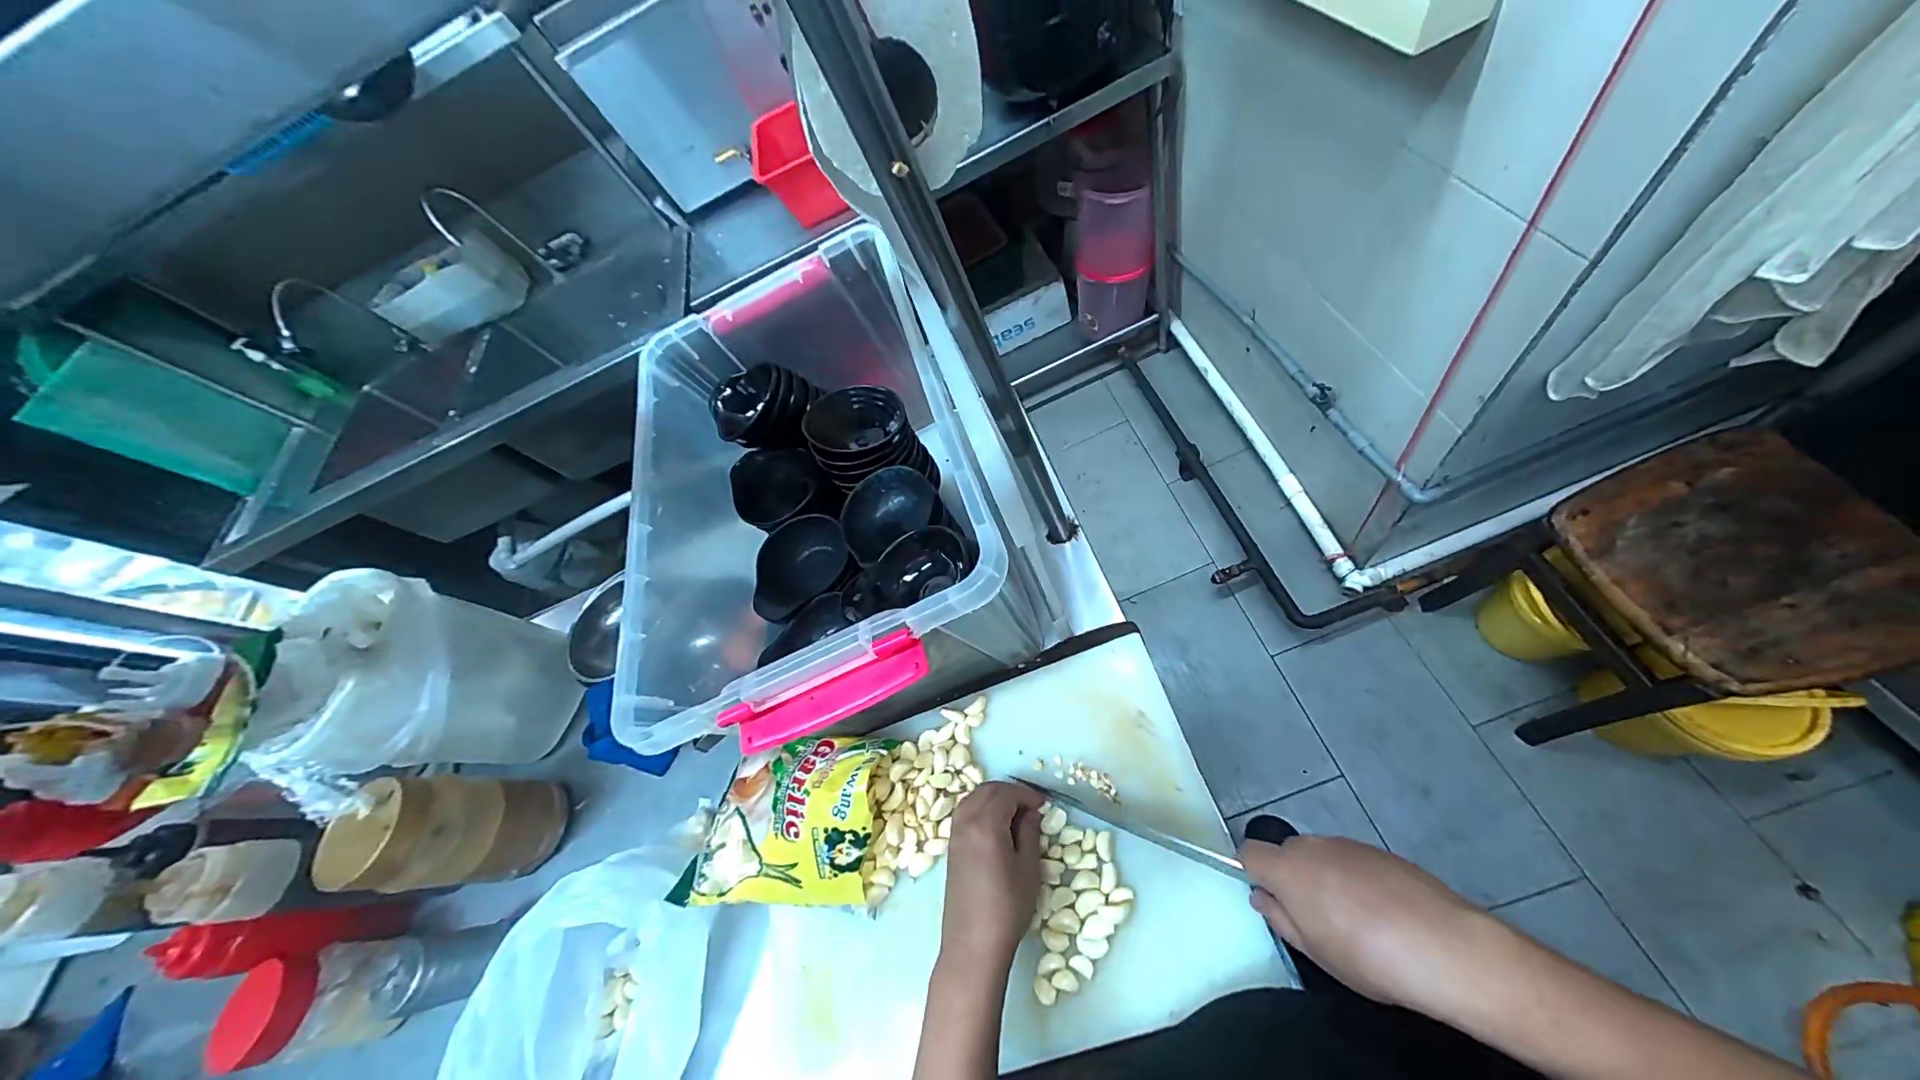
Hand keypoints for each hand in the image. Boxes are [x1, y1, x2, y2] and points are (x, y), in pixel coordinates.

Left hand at [938, 781, 1045, 976]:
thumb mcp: (1028, 868)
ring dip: (994, 798)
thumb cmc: (1007, 907)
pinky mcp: (951, 848)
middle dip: (1010, 792)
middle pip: (987, 791)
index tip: (1044, 805)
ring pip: (973, 799)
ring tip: (1016, 814)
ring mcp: (954, 834)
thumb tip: (1031, 813)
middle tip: (1032, 806)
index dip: (1027, 794)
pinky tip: (997, 826)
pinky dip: (981, 809)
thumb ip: (1029, 833)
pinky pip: (965, 813)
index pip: (1006, 793)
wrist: (973, 944)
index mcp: (985, 824)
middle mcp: (965, 822)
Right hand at [1239, 834, 1490, 1011]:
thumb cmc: (1369, 957)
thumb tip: (1263, 897)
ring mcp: (1350, 845)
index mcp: (1287, 868)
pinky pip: (1354, 860)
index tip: (1273, 901)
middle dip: (1294, 877)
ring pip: (1323, 855)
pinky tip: (1387, 913)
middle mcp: (1313, 846)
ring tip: (1360, 920)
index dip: (1254, 873)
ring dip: (1327, 877)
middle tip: (1317, 918)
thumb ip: (1280, 919)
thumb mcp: (1315, 952)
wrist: (1447, 948)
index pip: (1249, 852)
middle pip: (1288, 851)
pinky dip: (1359, 879)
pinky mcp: (1383, 852)